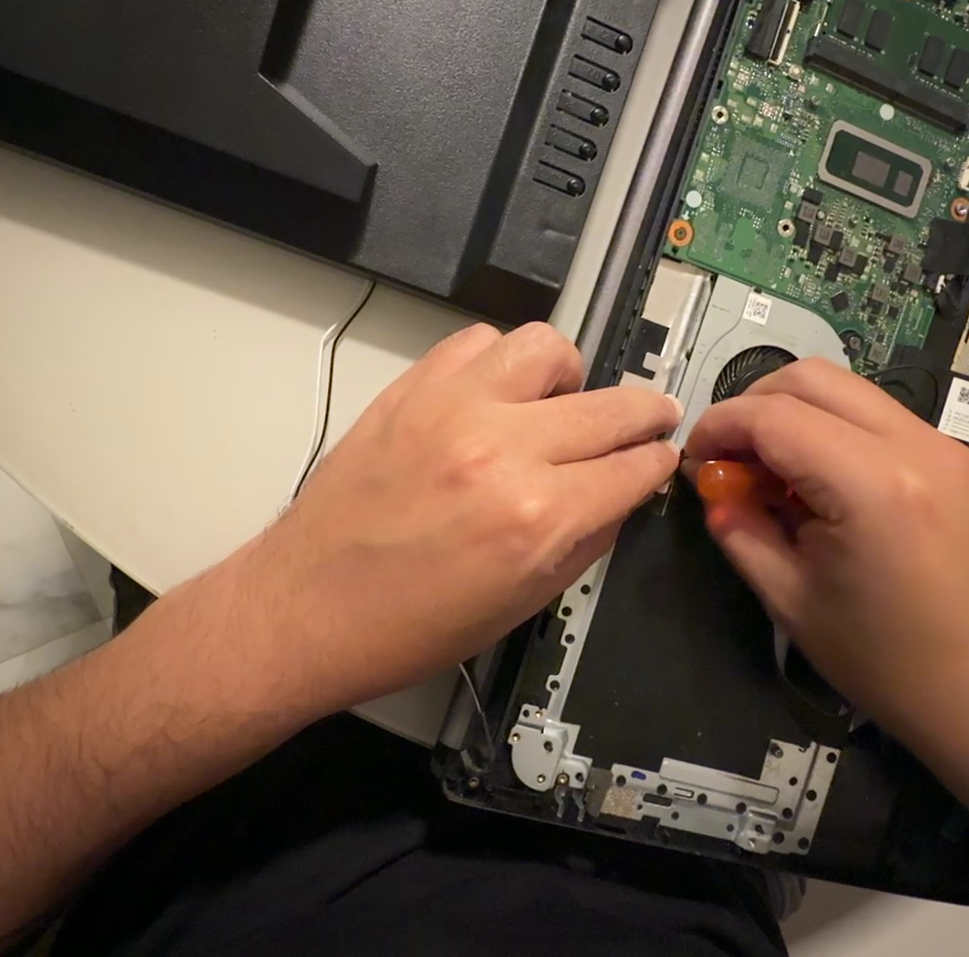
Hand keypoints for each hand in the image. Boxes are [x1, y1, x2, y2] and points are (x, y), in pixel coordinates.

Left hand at [224, 322, 680, 717]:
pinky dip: (503, 362)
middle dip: (647, 413)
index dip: (659, 463)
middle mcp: (501, 449)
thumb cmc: (409, 626)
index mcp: (537, 518)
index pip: (633, 469)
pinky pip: (479, 343)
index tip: (662, 457)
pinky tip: (499, 394)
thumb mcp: (521, 605)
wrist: (305, 607)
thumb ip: (586, 540)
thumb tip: (622, 492)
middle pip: (610, 406)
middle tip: (651, 418)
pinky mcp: (411, 389)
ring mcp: (452, 408)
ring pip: (547, 348)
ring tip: (562, 404)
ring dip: (572, 376)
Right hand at [683, 358, 968, 790]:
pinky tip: (817, 482)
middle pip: (810, 378)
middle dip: (751, 405)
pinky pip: (877, 417)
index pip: (771, 416)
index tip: (693, 459)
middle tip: (728, 457)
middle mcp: (914, 446)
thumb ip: (741, 531)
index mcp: (871, 485)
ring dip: (792, 413)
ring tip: (769, 472)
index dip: (718, 427)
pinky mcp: (958, 463)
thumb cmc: (891, 666)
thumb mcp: (792, 602)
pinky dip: (831, 428)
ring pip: (846, 389)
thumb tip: (712, 490)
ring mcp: (945, 449)